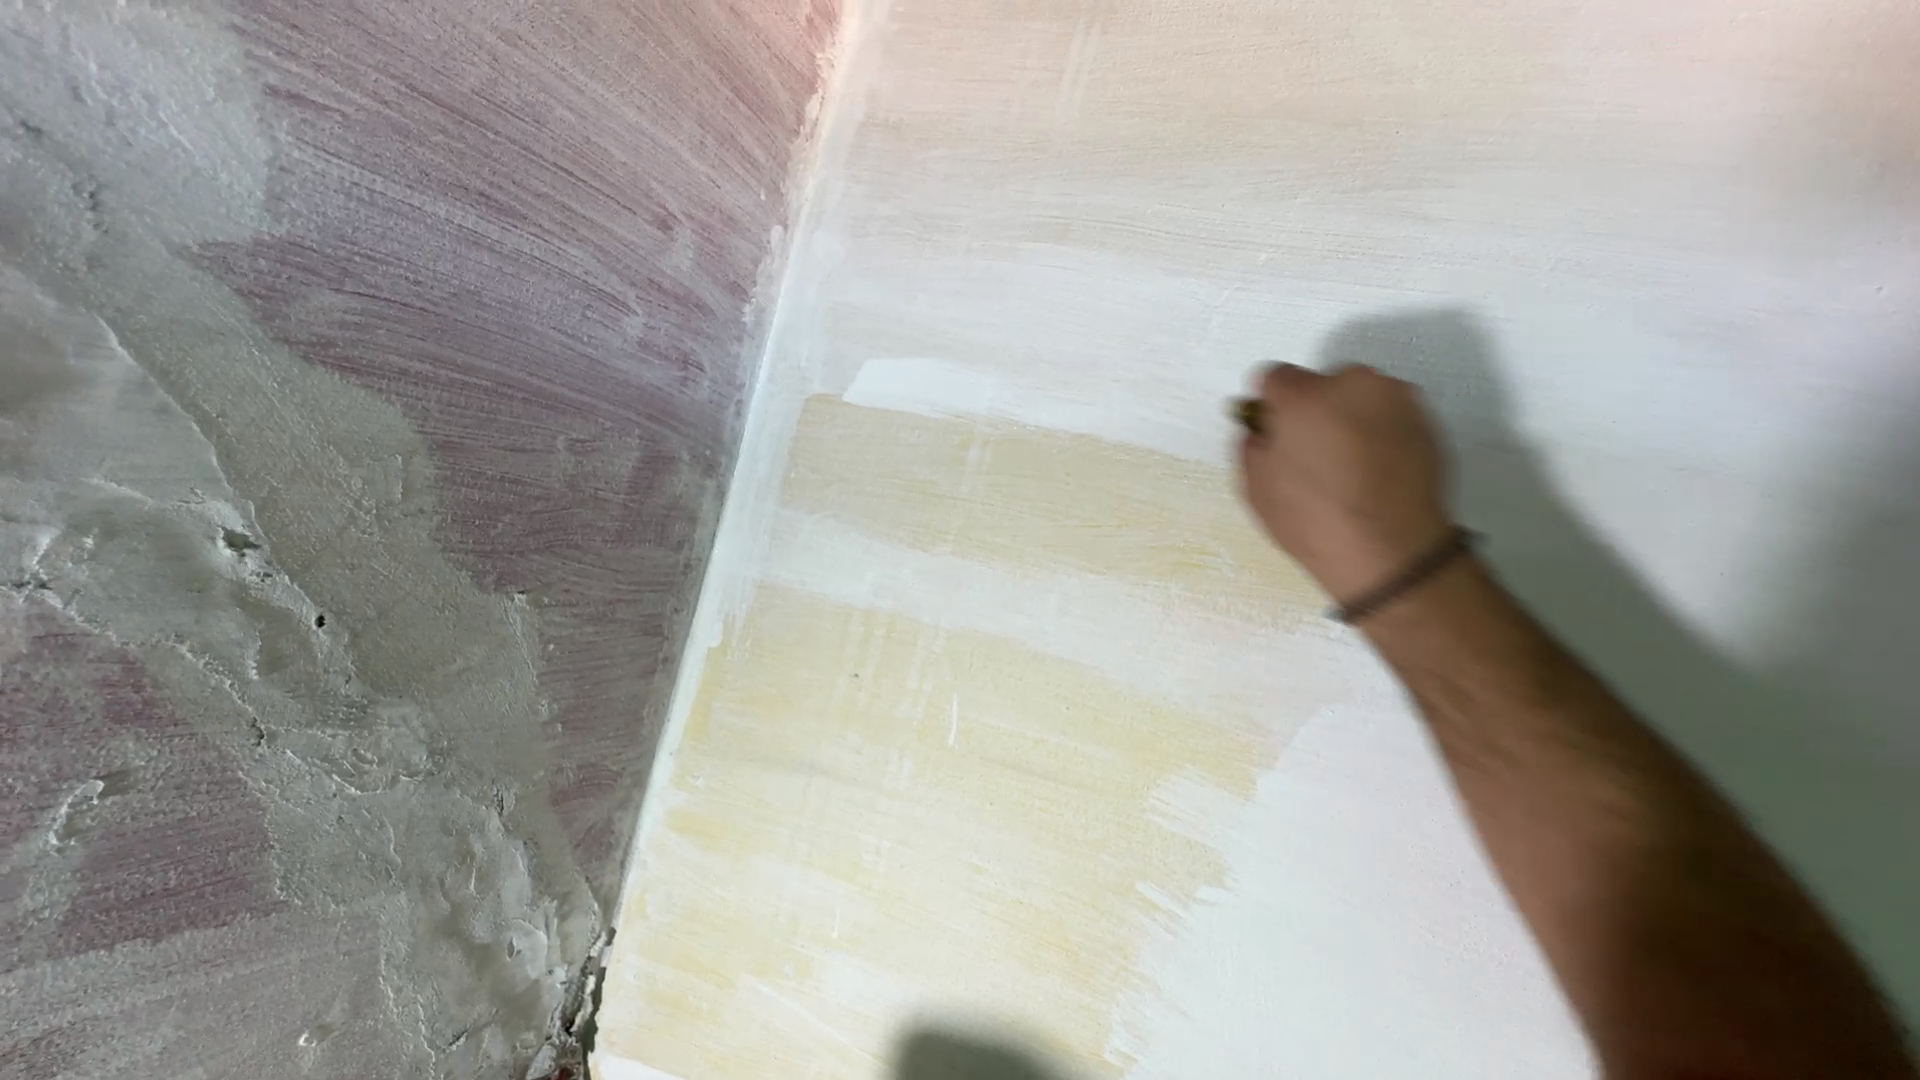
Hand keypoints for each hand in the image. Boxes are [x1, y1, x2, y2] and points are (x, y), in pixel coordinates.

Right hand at [1238, 363, 1454, 602]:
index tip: (1275, 435)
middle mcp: (1354, 383)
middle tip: (1313, 454)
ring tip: (1349, 466)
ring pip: (1361, 397)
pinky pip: (1390, 417)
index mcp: (1305, 395)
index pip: (1275, 377)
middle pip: (1323, 384)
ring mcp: (1398, 399)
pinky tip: (1376, 472)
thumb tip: (1262, 426)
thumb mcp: (1256, 486)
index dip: (1271, 407)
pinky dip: (1380, 434)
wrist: (1390, 550)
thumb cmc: (1311, 518)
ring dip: (1350, 419)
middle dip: (1315, 409)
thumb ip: (1252, 442)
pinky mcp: (1428, 421)